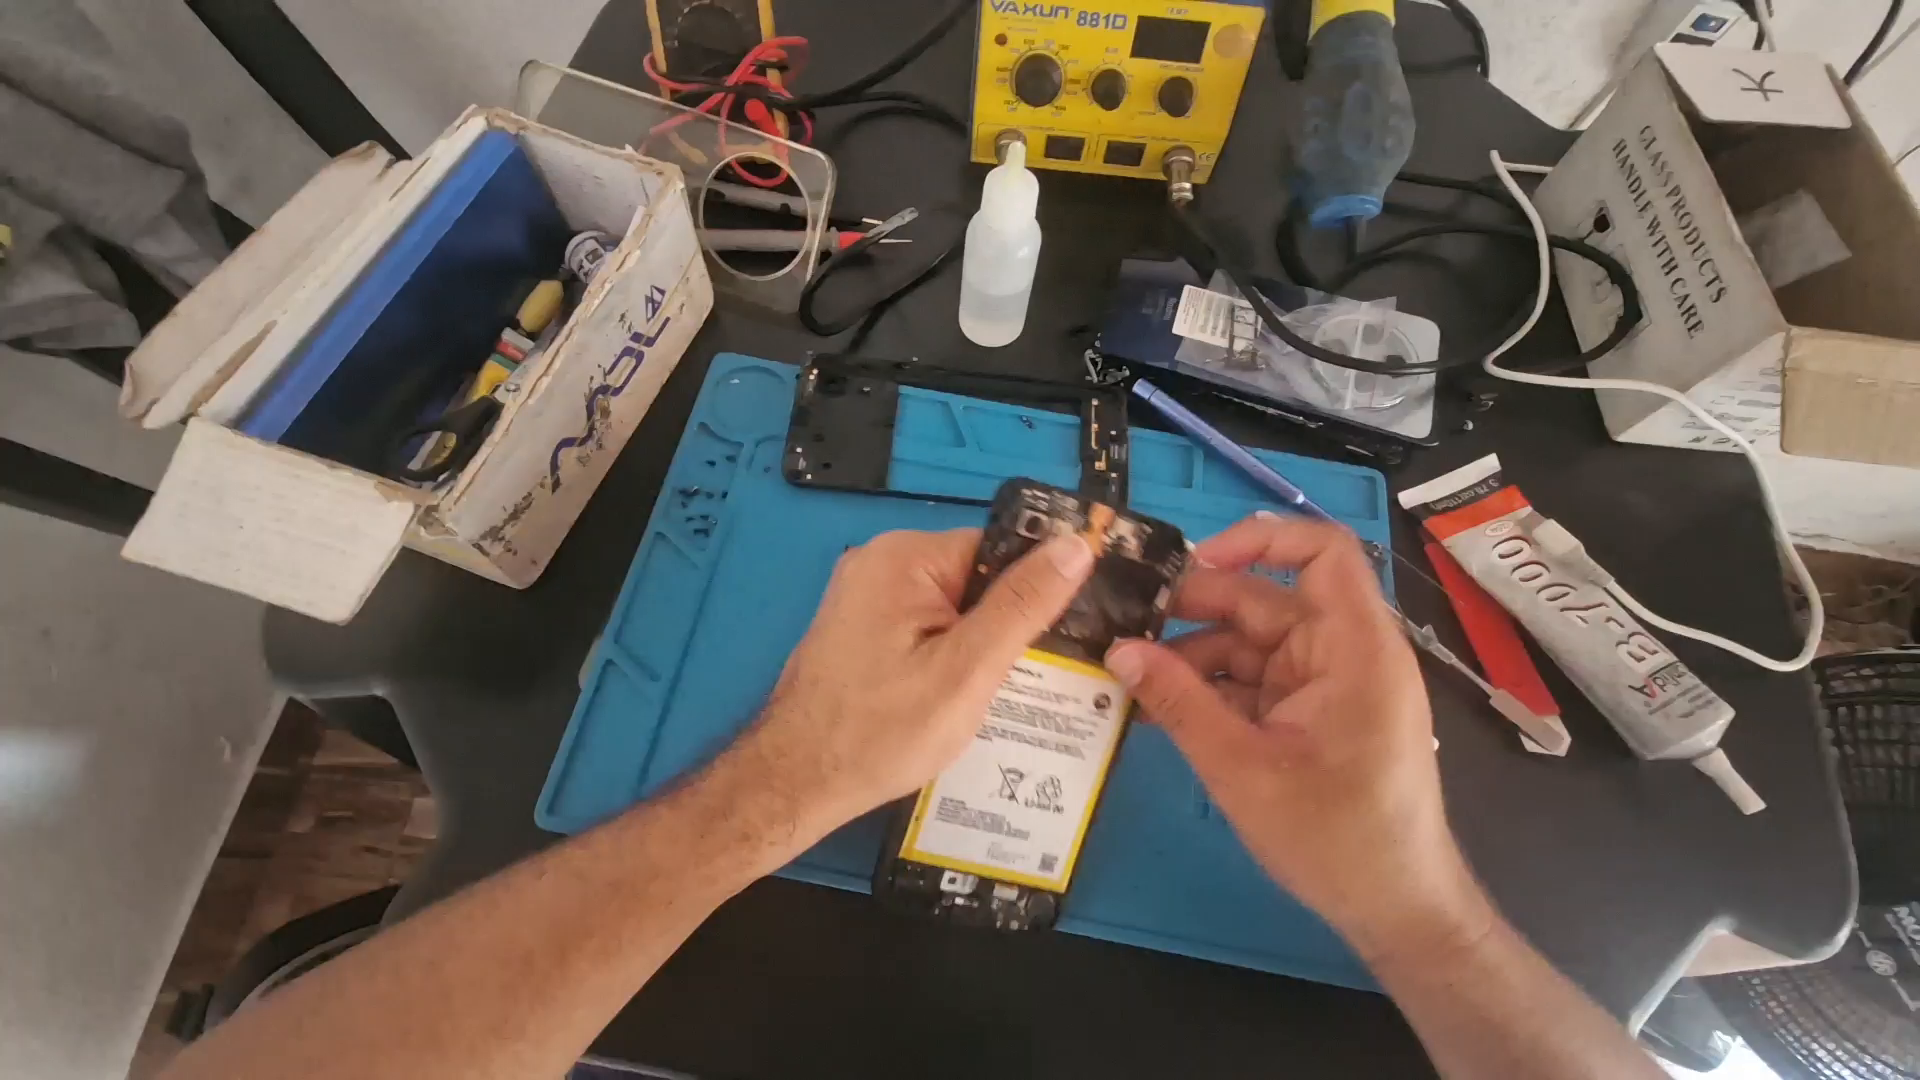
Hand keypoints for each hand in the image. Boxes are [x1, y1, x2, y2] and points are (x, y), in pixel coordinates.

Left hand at [737, 527, 1094, 837]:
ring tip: (989, 691)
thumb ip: (1023, 604)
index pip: (996, 550)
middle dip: (1002, 624)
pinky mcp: (859, 624)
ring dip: (976, 643)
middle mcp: (880, 560)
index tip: (1057, 638)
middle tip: (1024, 675)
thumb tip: (1077, 543)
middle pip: (974, 577)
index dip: (1031, 591)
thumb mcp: (967, 669)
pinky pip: (923, 624)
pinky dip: (946, 652)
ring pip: (951, 605)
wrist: (796, 783)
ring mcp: (864, 593)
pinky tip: (953, 693)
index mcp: (905, 555)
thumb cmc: (883, 731)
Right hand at [1104, 514, 1494, 965]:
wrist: (1392, 910)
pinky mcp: (1302, 711)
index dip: (1259, 539)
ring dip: (1187, 659)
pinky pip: (1245, 681)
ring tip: (1128, 679)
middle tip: (1125, 629)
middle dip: (1191, 612)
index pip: (1322, 552)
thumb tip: (1117, 650)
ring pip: (1243, 643)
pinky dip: (1204, 690)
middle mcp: (1337, 651)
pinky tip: (1156, 708)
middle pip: (1261, 600)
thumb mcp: (1242, 767)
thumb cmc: (1335, 836)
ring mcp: (1319, 682)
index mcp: (1350, 647)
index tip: (1194, 563)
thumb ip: (1178, 703)